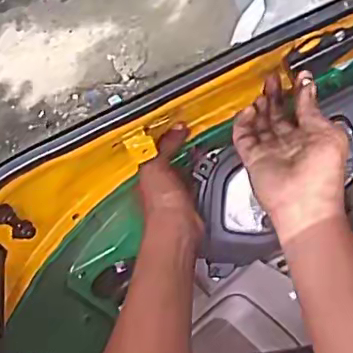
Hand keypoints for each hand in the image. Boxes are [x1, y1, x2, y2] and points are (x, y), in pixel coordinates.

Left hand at [137, 124, 201, 240]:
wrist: (179, 228)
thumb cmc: (162, 203)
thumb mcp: (157, 165)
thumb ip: (166, 145)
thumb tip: (176, 129)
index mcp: (145, 172)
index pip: (153, 147)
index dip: (164, 135)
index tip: (177, 124)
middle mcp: (158, 182)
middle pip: (169, 157)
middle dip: (179, 144)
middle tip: (191, 131)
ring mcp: (174, 191)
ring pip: (183, 167)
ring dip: (192, 157)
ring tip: (201, 144)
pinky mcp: (189, 199)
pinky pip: (195, 179)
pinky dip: (201, 171)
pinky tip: (207, 164)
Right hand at [232, 72, 349, 243]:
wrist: (305, 206)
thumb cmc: (323, 179)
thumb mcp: (328, 133)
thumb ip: (313, 109)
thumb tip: (308, 88)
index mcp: (312, 137)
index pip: (302, 108)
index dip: (299, 90)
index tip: (297, 76)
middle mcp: (291, 144)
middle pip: (278, 113)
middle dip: (275, 94)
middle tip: (273, 79)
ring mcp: (271, 151)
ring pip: (260, 123)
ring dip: (260, 106)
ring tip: (261, 91)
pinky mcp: (254, 159)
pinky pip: (243, 137)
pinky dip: (242, 123)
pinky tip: (248, 111)